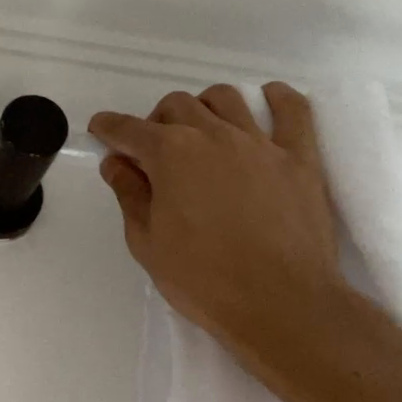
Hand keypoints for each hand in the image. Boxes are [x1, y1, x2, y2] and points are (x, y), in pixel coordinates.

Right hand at [89, 83, 351, 360]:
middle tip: (153, 153)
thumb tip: (116, 163)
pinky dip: (278, 98)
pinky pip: (293, 110)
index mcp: (170, 155)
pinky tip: (267, 100)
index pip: (129, 129)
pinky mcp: (300, 157)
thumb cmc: (202, 280)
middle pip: (177, 106)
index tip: (101, 131)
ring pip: (226, 99)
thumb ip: (130, 195)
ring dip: (204, 107)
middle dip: (156, 121)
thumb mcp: (147, 243)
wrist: (279, 303)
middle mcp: (213, 136)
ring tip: (202, 132)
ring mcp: (260, 143)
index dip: (109, 128)